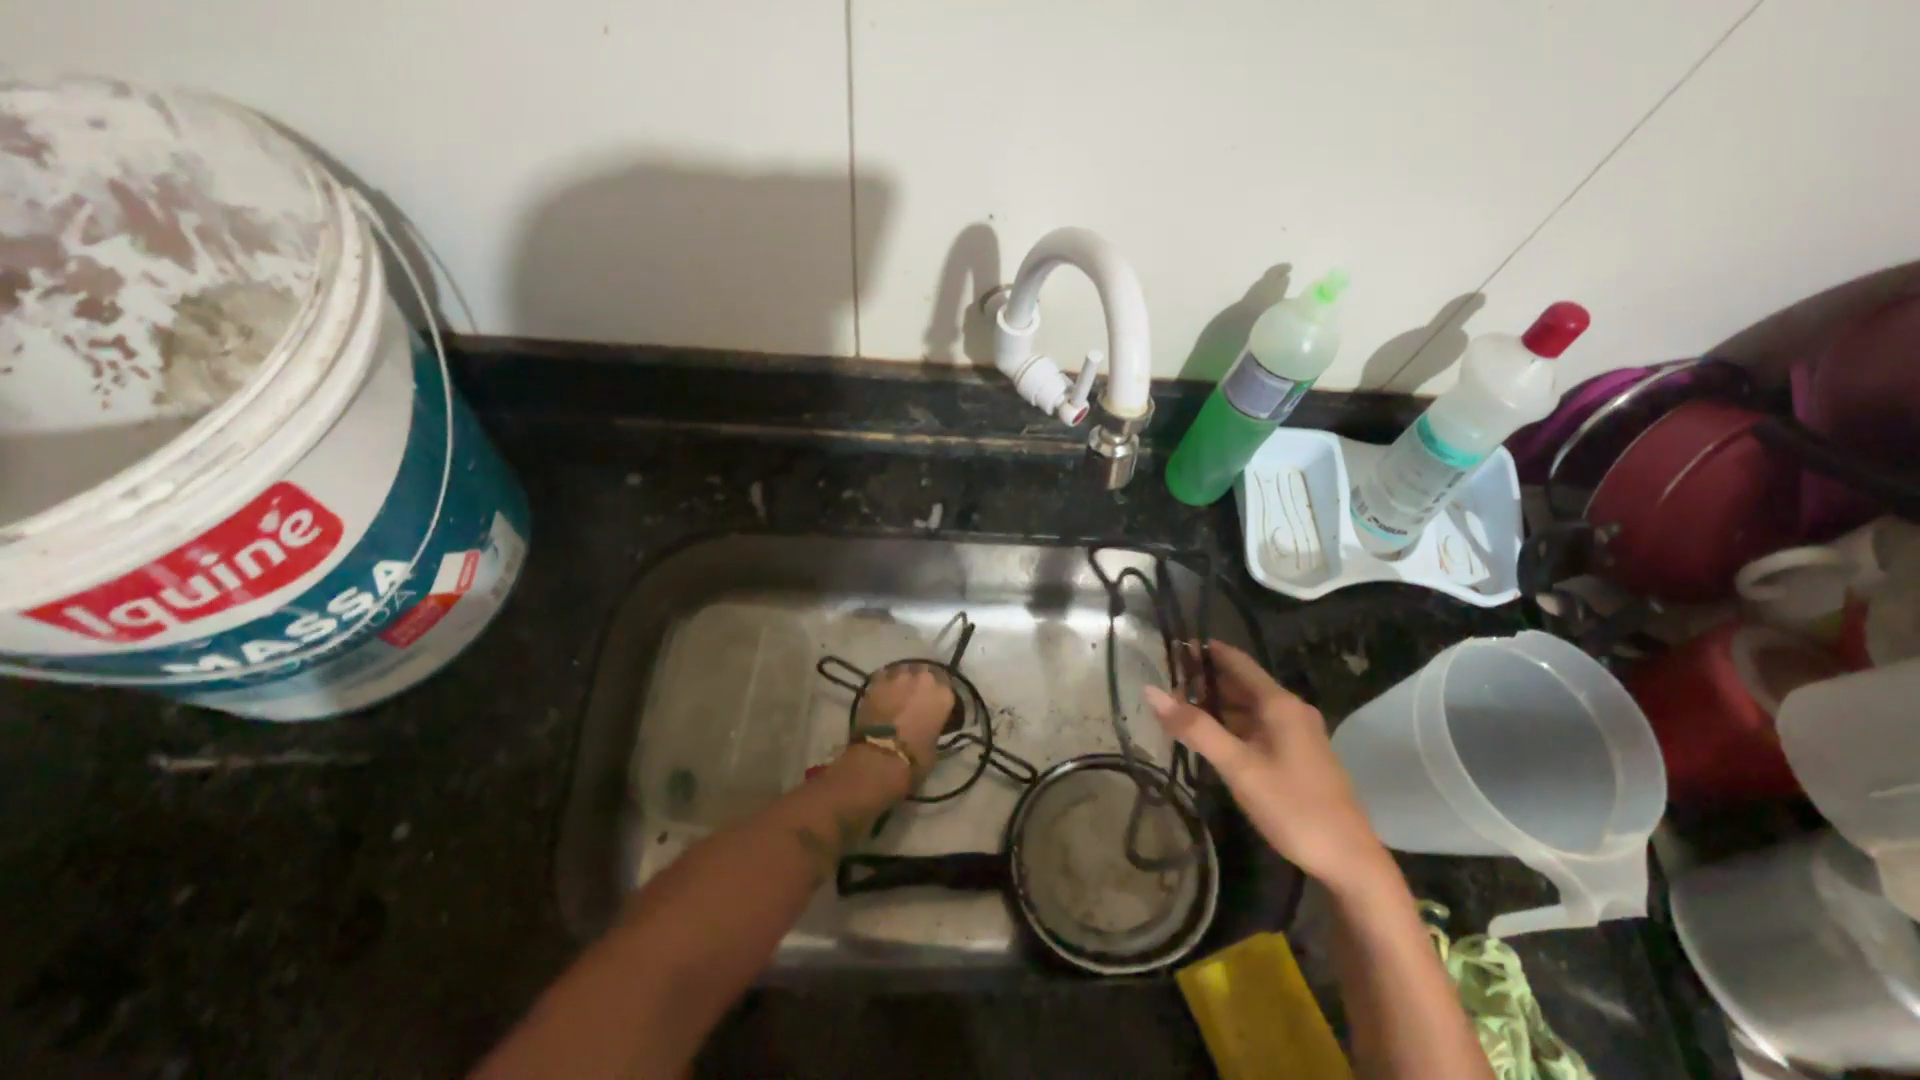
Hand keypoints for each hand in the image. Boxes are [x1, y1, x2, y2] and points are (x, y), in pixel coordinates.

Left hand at [853, 661, 953, 778]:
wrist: (882, 754)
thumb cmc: (915, 756)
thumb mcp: (935, 744)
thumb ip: (934, 726)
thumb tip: (928, 726)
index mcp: (944, 695)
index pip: (945, 686)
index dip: (937, 694)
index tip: (932, 702)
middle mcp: (925, 679)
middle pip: (924, 674)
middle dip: (919, 683)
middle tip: (913, 697)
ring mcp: (899, 676)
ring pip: (903, 671)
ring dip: (901, 681)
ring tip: (896, 693)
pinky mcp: (877, 680)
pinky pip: (883, 676)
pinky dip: (884, 683)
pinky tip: (881, 692)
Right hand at [1142, 642, 1390, 893]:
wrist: (1348, 858)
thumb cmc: (1292, 808)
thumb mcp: (1239, 768)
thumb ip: (1196, 729)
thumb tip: (1151, 691)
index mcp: (1280, 705)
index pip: (1237, 662)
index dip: (1204, 651)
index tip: (1170, 645)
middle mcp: (1290, 711)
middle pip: (1242, 683)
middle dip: (1205, 679)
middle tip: (1163, 679)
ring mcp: (1296, 735)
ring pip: (1249, 708)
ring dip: (1216, 704)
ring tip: (1176, 706)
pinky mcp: (1297, 756)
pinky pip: (1257, 728)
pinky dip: (1231, 725)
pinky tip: (1209, 736)